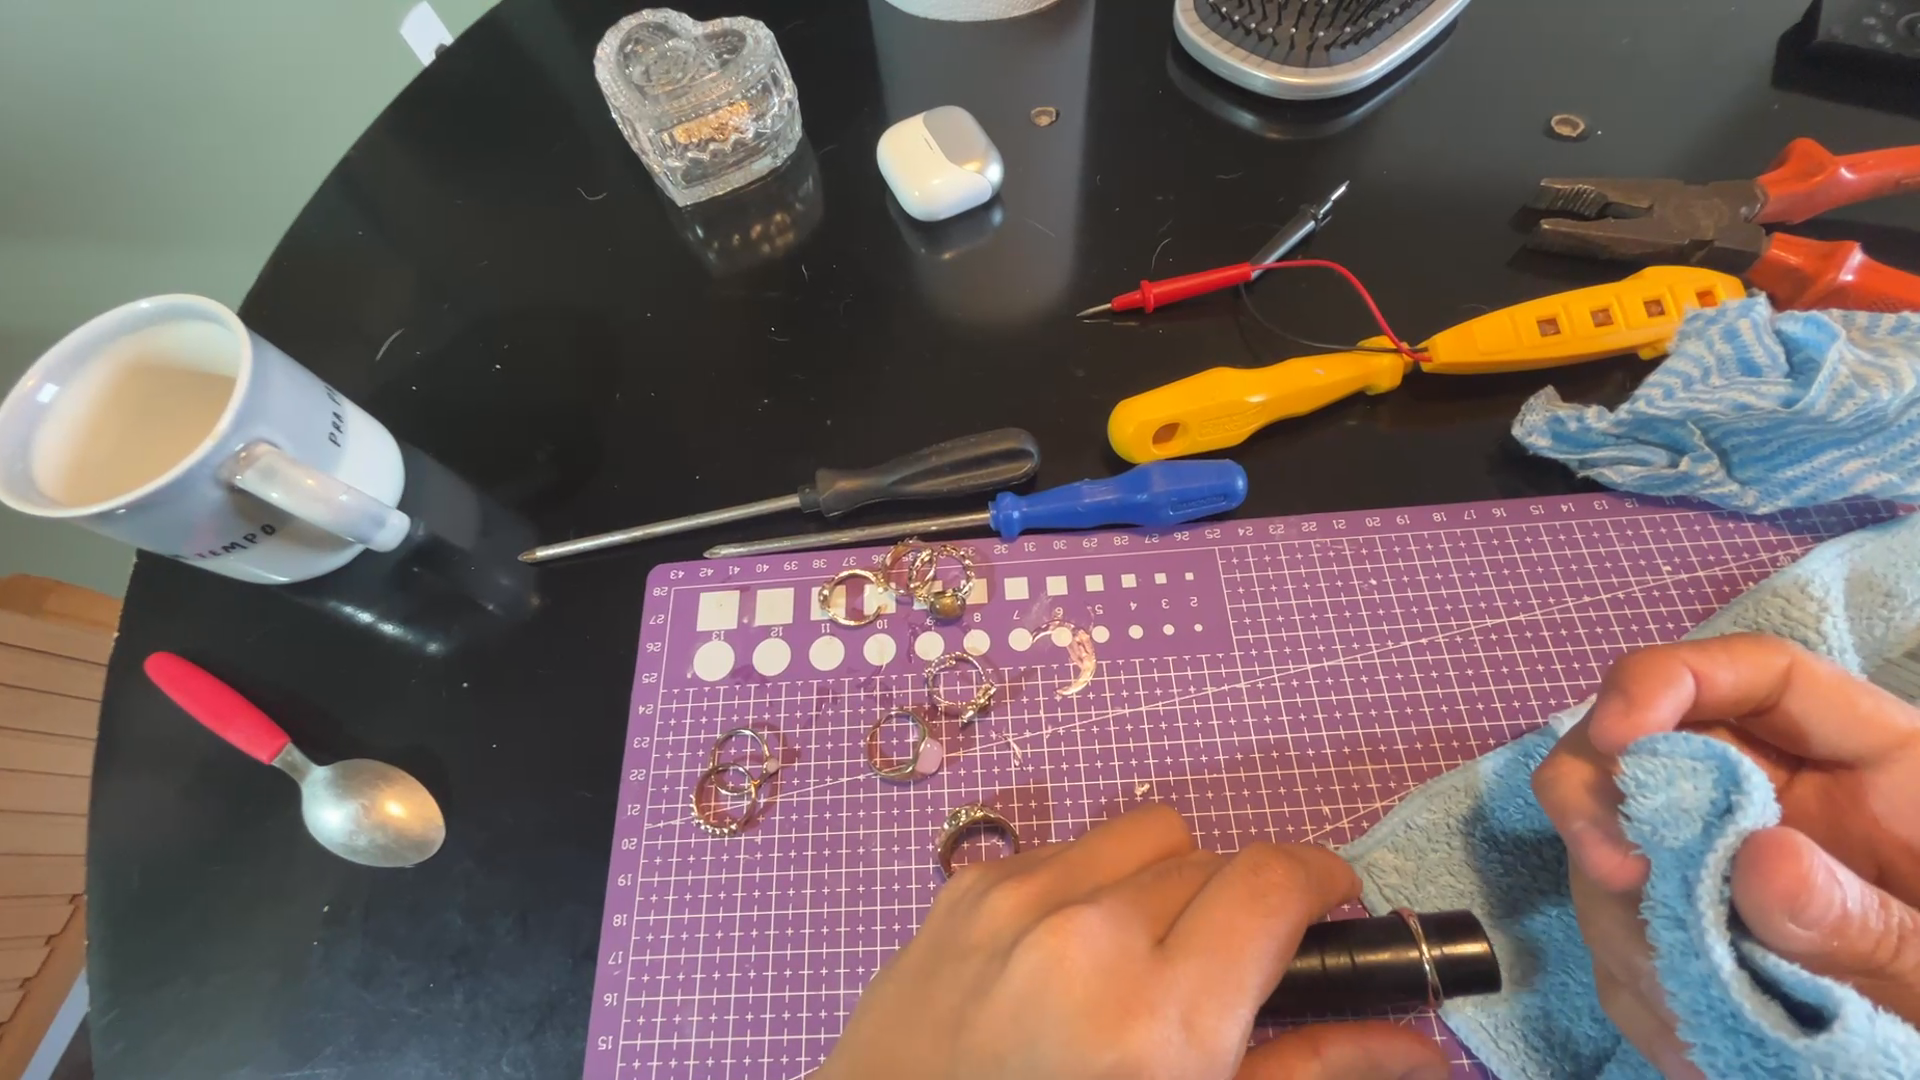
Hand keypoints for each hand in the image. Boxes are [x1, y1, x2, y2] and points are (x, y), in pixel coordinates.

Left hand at [818, 804, 1447, 1079]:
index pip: (1271, 879)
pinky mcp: (970, 880)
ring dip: (1169, 876)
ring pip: (1145, 832)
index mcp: (1158, 1018)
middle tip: (1226, 962)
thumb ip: (1307, 1077)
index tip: (1334, 901)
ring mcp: (1018, 893)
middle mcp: (1088, 931)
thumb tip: (1419, 1042)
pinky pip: (1071, 846)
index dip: (1321, 877)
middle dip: (1239, 901)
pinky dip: (1094, 879)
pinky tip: (1067, 945)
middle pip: (1211, 858)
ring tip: (1146, 944)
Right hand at [1533, 634, 1919, 1076]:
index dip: (1662, 684)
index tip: (1617, 741)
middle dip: (1596, 802)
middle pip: (1634, 750)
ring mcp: (1714, 860)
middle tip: (1613, 873)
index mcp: (1869, 773)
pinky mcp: (1684, 923)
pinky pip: (1620, 932)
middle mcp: (1770, 799)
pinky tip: (1690, 1047)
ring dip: (1623, 920)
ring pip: (1608, 845)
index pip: (1748, 676)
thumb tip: (1759, 861)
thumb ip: (1877, 928)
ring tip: (1690, 1017)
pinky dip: (1639, 988)